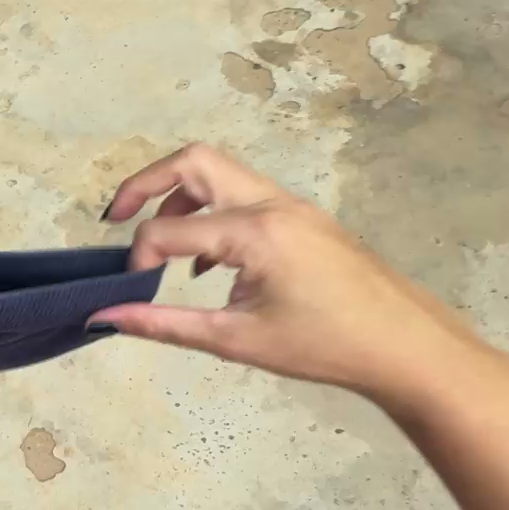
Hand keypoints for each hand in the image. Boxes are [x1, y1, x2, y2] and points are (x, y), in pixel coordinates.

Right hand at [91, 143, 498, 407]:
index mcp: (256, 233)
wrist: (411, 348)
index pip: (165, 227)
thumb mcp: (229, 338)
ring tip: (154, 242)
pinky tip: (200, 262)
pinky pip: (238, 195)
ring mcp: (291, 207)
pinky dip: (204, 211)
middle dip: (143, 184)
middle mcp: (272, 206)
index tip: (135, 291)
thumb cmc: (322, 346)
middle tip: (113, 219)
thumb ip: (157, 323)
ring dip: (174, 196)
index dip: (137, 257)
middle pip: (194, 161)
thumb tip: (98, 319)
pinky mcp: (299, 219)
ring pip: (217, 171)